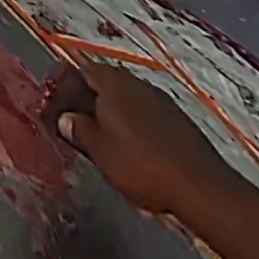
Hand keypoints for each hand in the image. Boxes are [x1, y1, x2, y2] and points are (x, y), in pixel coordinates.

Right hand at [53, 62, 238, 217]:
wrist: (203, 188)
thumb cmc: (141, 163)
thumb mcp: (99, 150)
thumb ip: (77, 130)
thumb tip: (65, 119)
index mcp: (112, 82)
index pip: (81, 71)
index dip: (65, 86)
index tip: (56, 104)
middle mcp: (136, 82)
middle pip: (104, 83)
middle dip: (88, 100)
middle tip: (76, 121)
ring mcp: (161, 100)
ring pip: (126, 99)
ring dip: (111, 113)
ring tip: (103, 137)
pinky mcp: (180, 121)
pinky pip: (145, 114)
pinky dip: (133, 124)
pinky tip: (133, 147)